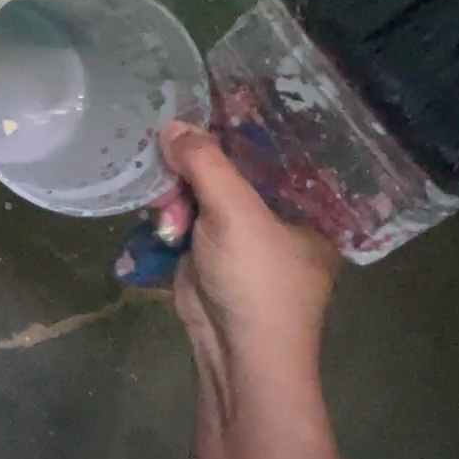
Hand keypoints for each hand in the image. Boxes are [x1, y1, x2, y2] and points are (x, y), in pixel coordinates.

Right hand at [156, 122, 341, 371]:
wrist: (236, 351)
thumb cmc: (257, 282)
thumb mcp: (236, 215)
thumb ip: (205, 164)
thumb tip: (171, 124)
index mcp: (302, 209)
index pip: (268, 154)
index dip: (233, 131)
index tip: (198, 107)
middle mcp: (272, 218)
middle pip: (224, 171)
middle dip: (191, 170)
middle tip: (168, 167)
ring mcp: (236, 237)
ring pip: (196, 193)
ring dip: (173, 199)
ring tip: (166, 216)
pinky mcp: (204, 252)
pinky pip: (181, 217)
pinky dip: (166, 215)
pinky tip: (156, 215)